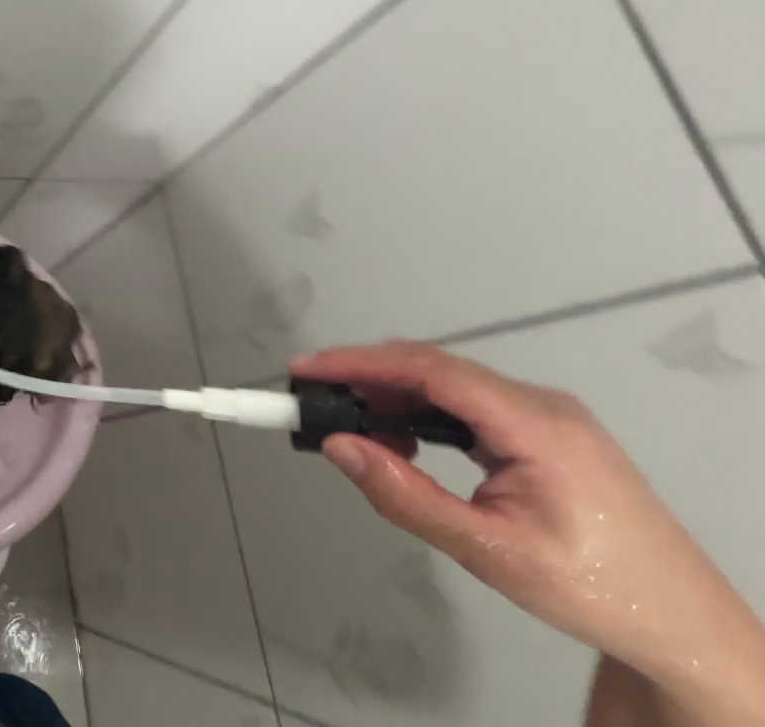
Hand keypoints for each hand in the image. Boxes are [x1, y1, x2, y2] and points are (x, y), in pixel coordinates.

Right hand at [294, 342, 764, 694]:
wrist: (683, 625)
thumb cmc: (594, 590)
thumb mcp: (487, 550)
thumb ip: (405, 495)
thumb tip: (338, 446)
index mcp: (537, 426)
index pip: (429, 369)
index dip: (358, 362)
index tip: (304, 371)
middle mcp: (543, 406)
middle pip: (434, 368)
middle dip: (365, 379)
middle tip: (315, 405)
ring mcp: (547, 416)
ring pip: (447, 384)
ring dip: (391, 399)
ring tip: (355, 435)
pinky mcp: (543, 432)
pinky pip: (466, 403)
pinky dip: (419, 413)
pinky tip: (401, 443)